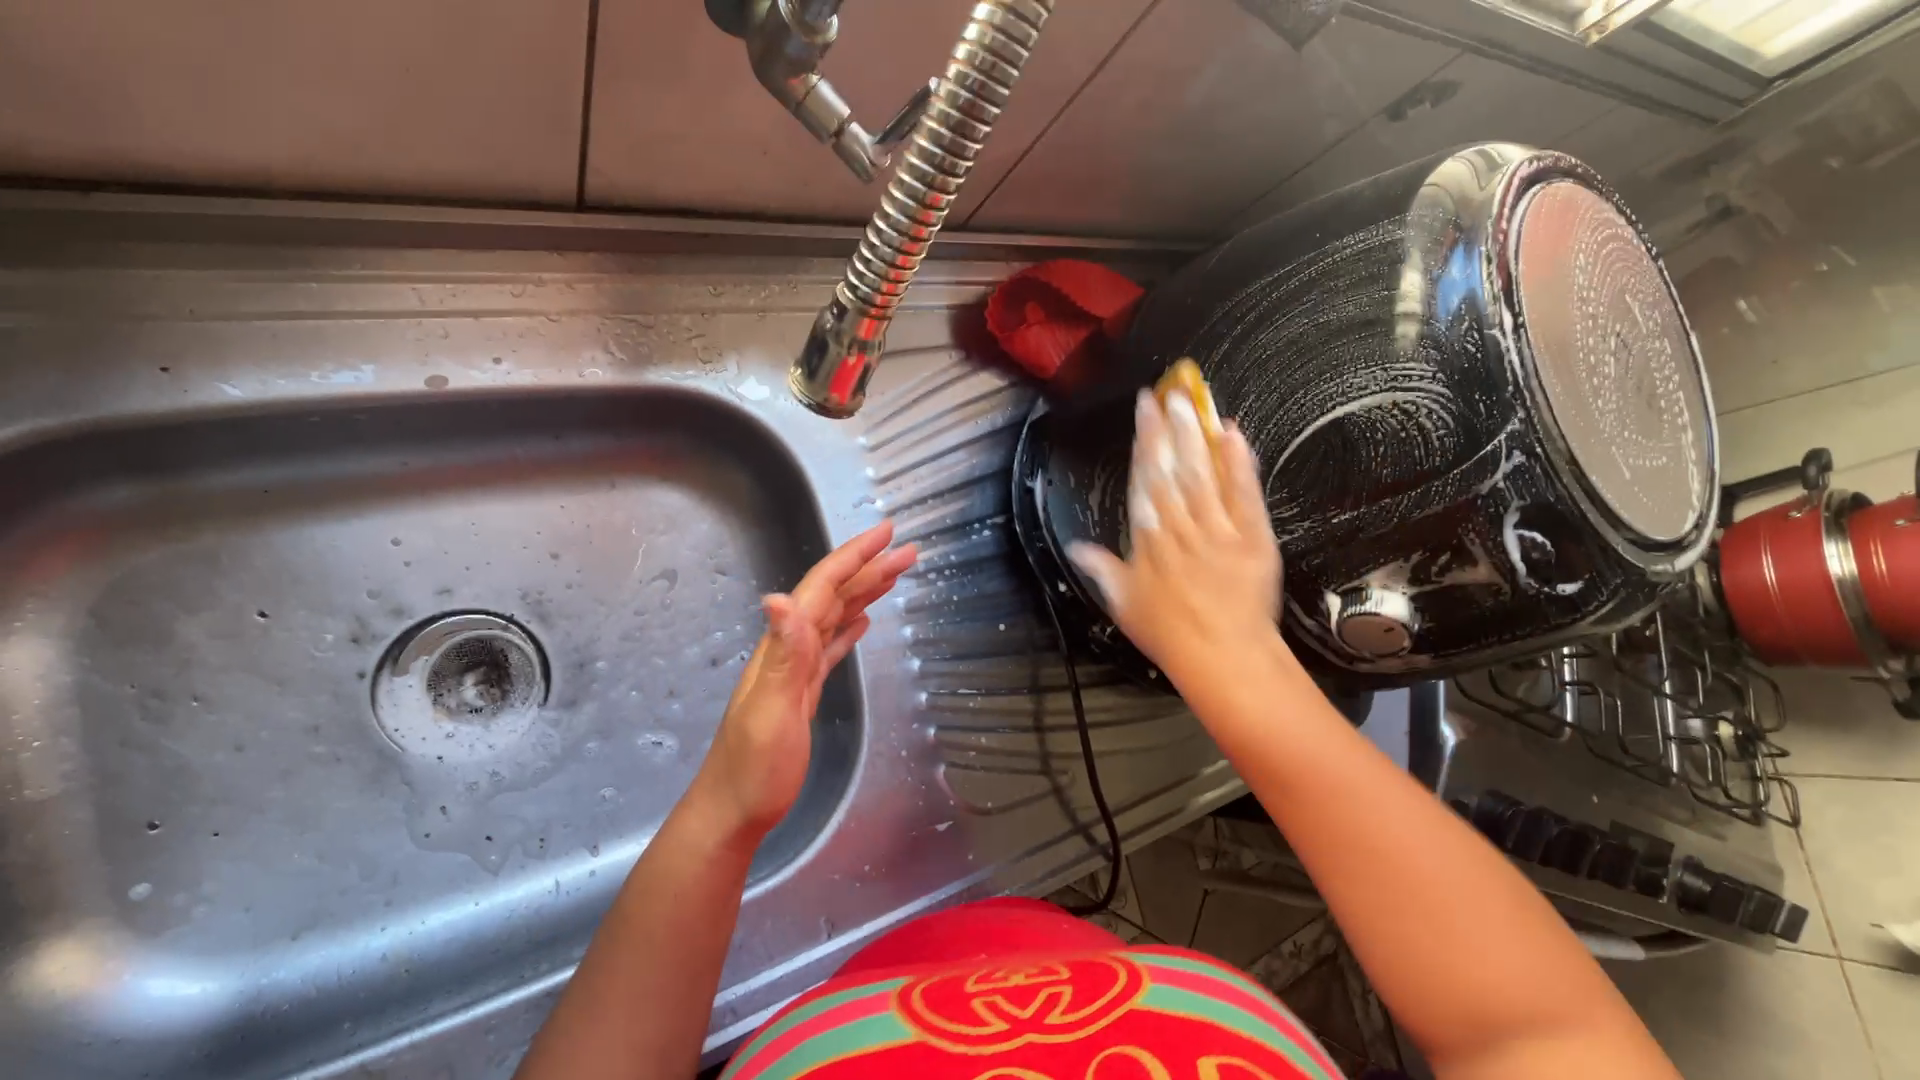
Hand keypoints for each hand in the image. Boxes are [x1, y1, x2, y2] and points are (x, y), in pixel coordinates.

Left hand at [692, 521, 916, 841]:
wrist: (734, 811)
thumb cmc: (754, 769)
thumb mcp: (772, 712)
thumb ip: (783, 657)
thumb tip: (779, 598)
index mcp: (783, 647)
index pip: (822, 589)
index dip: (854, 558)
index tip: (887, 534)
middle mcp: (788, 650)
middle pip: (832, 597)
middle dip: (869, 569)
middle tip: (908, 551)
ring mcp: (795, 671)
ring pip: (833, 618)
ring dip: (863, 593)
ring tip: (894, 575)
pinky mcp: (802, 692)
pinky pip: (829, 647)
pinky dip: (848, 628)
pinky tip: (862, 622)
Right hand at [1068, 389, 1284, 691]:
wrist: (1222, 655)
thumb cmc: (1170, 634)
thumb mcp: (1124, 603)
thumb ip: (1102, 569)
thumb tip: (1077, 549)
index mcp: (1150, 539)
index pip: (1144, 479)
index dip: (1144, 442)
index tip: (1143, 411)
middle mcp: (1181, 527)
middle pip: (1172, 469)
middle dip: (1168, 427)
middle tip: (1168, 392)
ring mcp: (1218, 530)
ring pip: (1204, 474)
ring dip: (1197, 436)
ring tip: (1193, 402)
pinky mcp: (1252, 537)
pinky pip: (1244, 495)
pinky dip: (1240, 464)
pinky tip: (1234, 435)